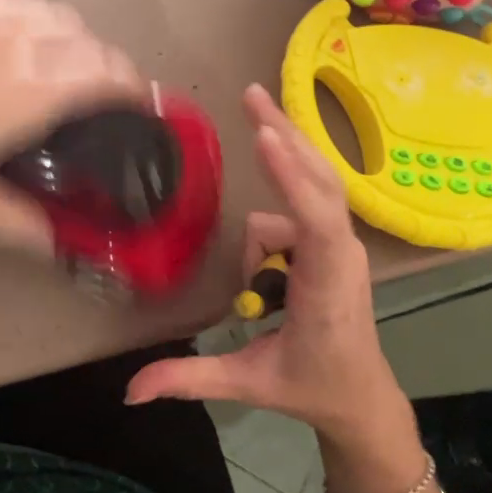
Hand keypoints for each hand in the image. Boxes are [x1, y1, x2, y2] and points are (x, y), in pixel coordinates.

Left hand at [0, 0, 140, 247]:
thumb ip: (21, 222)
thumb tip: (52, 244)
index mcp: (29, 85)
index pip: (103, 69)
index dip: (125, 82)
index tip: (129, 97)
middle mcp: (9, 31)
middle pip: (76, 30)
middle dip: (89, 57)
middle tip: (77, 87)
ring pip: (34, 2)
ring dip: (49, 29)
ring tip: (31, 56)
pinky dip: (2, 8)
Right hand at [125, 86, 417, 459]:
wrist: (362, 398)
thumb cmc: (312, 388)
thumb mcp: (247, 385)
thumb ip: (189, 379)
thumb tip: (129, 390)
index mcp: (326, 288)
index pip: (315, 223)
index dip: (291, 180)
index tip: (265, 138)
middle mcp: (340, 253)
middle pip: (315, 178)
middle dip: (281, 134)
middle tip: (249, 94)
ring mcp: (339, 242)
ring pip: (294, 198)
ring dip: (264, 235)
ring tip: (261, 298)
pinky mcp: (331, 240)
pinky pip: (290, 216)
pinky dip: (267, 239)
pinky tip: (263, 285)